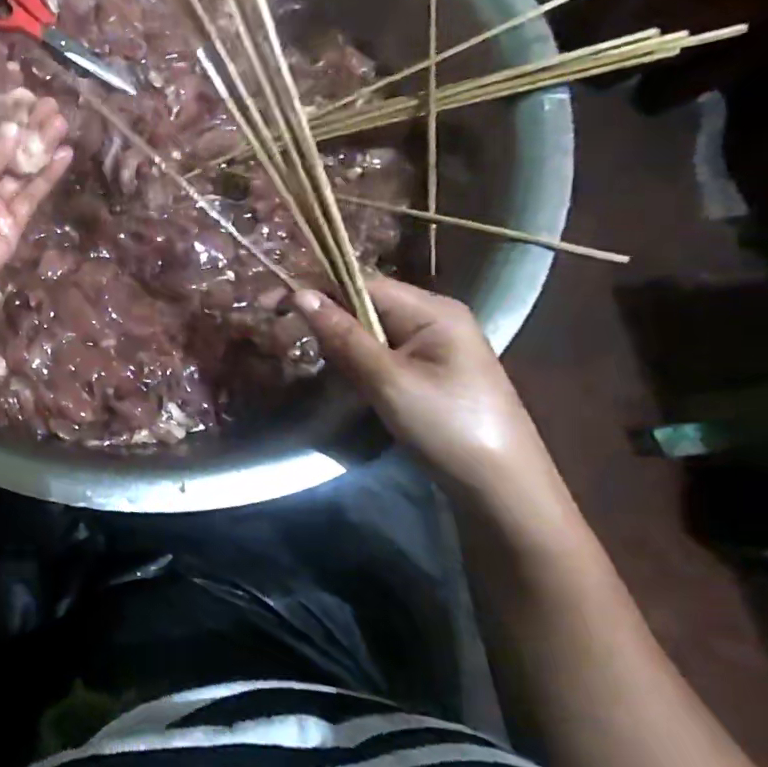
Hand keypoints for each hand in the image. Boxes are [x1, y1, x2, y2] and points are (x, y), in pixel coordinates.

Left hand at [0, 96, 71, 344]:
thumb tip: (12, 130)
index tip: (21, 98)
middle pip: (4, 153)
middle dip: (25, 129)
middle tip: (50, 104)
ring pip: (21, 171)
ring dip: (40, 146)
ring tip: (61, 120)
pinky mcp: (12, 224)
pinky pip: (31, 195)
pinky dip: (47, 175)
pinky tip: (63, 153)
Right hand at [293, 277, 556, 496]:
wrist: (498, 483)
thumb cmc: (446, 424)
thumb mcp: (387, 379)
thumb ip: (343, 336)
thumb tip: (299, 295)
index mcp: (433, 311)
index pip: (361, 283)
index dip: (314, 289)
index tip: (269, 304)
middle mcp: (433, 318)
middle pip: (364, 302)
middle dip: (321, 312)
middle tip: (276, 328)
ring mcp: (431, 344)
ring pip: (366, 326)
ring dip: (333, 335)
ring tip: (297, 347)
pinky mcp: (424, 368)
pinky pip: (377, 347)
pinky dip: (350, 353)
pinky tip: (333, 367)